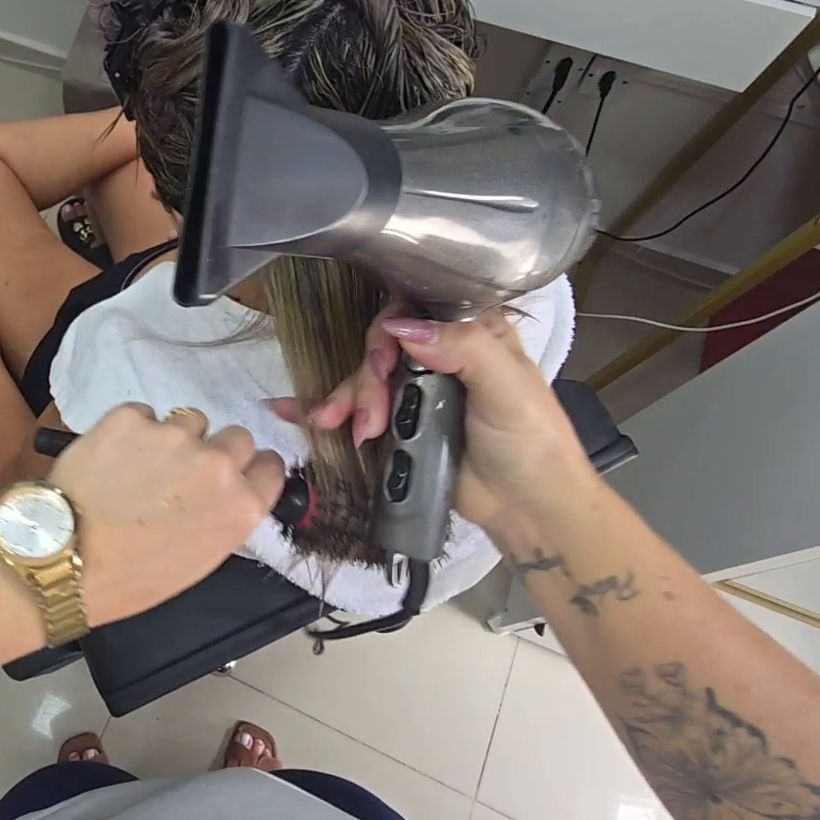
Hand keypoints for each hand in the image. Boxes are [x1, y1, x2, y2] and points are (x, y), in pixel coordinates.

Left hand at [48, 405, 284, 624]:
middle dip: (213, 451)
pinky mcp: (130, 416)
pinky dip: (132, 430)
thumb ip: (223, 515)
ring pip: (189, 420)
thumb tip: (224, 491)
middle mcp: (216, 464)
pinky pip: (144, 413)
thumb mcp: (199, 558)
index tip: (233, 474)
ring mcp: (172, 435)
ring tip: (138, 467)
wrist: (65, 561)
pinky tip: (112, 458)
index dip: (250, 469)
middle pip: (236, 436)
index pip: (270, 466)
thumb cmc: (132, 576)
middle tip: (180, 473)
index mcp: (241, 506)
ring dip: (172, 438)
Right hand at [273, 310, 591, 528]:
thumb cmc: (530, 441)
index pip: (417, 310)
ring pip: (363, 379)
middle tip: (371, 416)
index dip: (390, 328)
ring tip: (338, 427)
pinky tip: (289, 410)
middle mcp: (438, 357)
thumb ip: (463, 348)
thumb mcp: (508, 387)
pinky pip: (352, 410)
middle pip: (380, 347)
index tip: (383, 359)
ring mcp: (413, 393)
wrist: (524, 510)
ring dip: (345, 400)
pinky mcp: (395, 426)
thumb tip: (400, 328)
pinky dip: (320, 408)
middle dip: (366, 379)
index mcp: (471, 335)